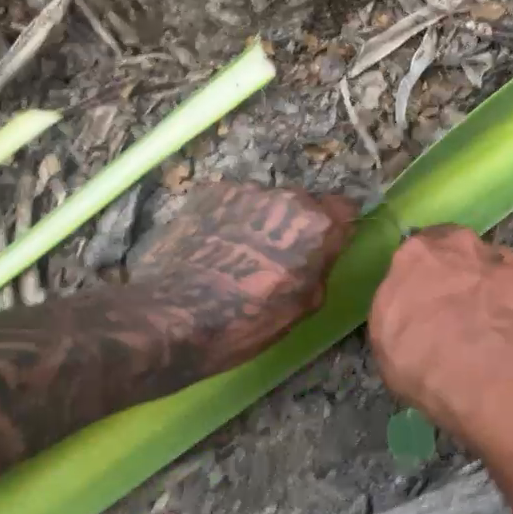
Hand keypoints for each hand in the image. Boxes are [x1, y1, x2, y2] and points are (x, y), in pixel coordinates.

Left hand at [129, 182, 356, 366]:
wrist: (167, 319)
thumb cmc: (245, 322)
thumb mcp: (305, 305)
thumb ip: (323, 266)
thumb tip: (321, 252)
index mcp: (318, 225)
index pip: (346, 208)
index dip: (337, 226)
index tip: (325, 244)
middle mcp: (288, 197)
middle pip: (304, 202)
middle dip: (296, 223)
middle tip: (277, 254)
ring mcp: (246, 191)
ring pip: (267, 201)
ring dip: (262, 218)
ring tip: (238, 251)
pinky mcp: (208, 192)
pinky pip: (233, 201)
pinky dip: (230, 217)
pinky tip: (213, 244)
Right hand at [368, 225, 512, 428]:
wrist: (491, 370)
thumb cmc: (424, 362)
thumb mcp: (386, 345)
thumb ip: (400, 314)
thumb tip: (414, 316)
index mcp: (415, 256)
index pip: (415, 256)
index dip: (420, 279)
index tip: (423, 301)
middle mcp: (459, 245)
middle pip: (455, 251)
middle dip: (455, 272)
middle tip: (456, 307)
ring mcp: (499, 257)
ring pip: (490, 263)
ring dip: (488, 284)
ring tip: (489, 321)